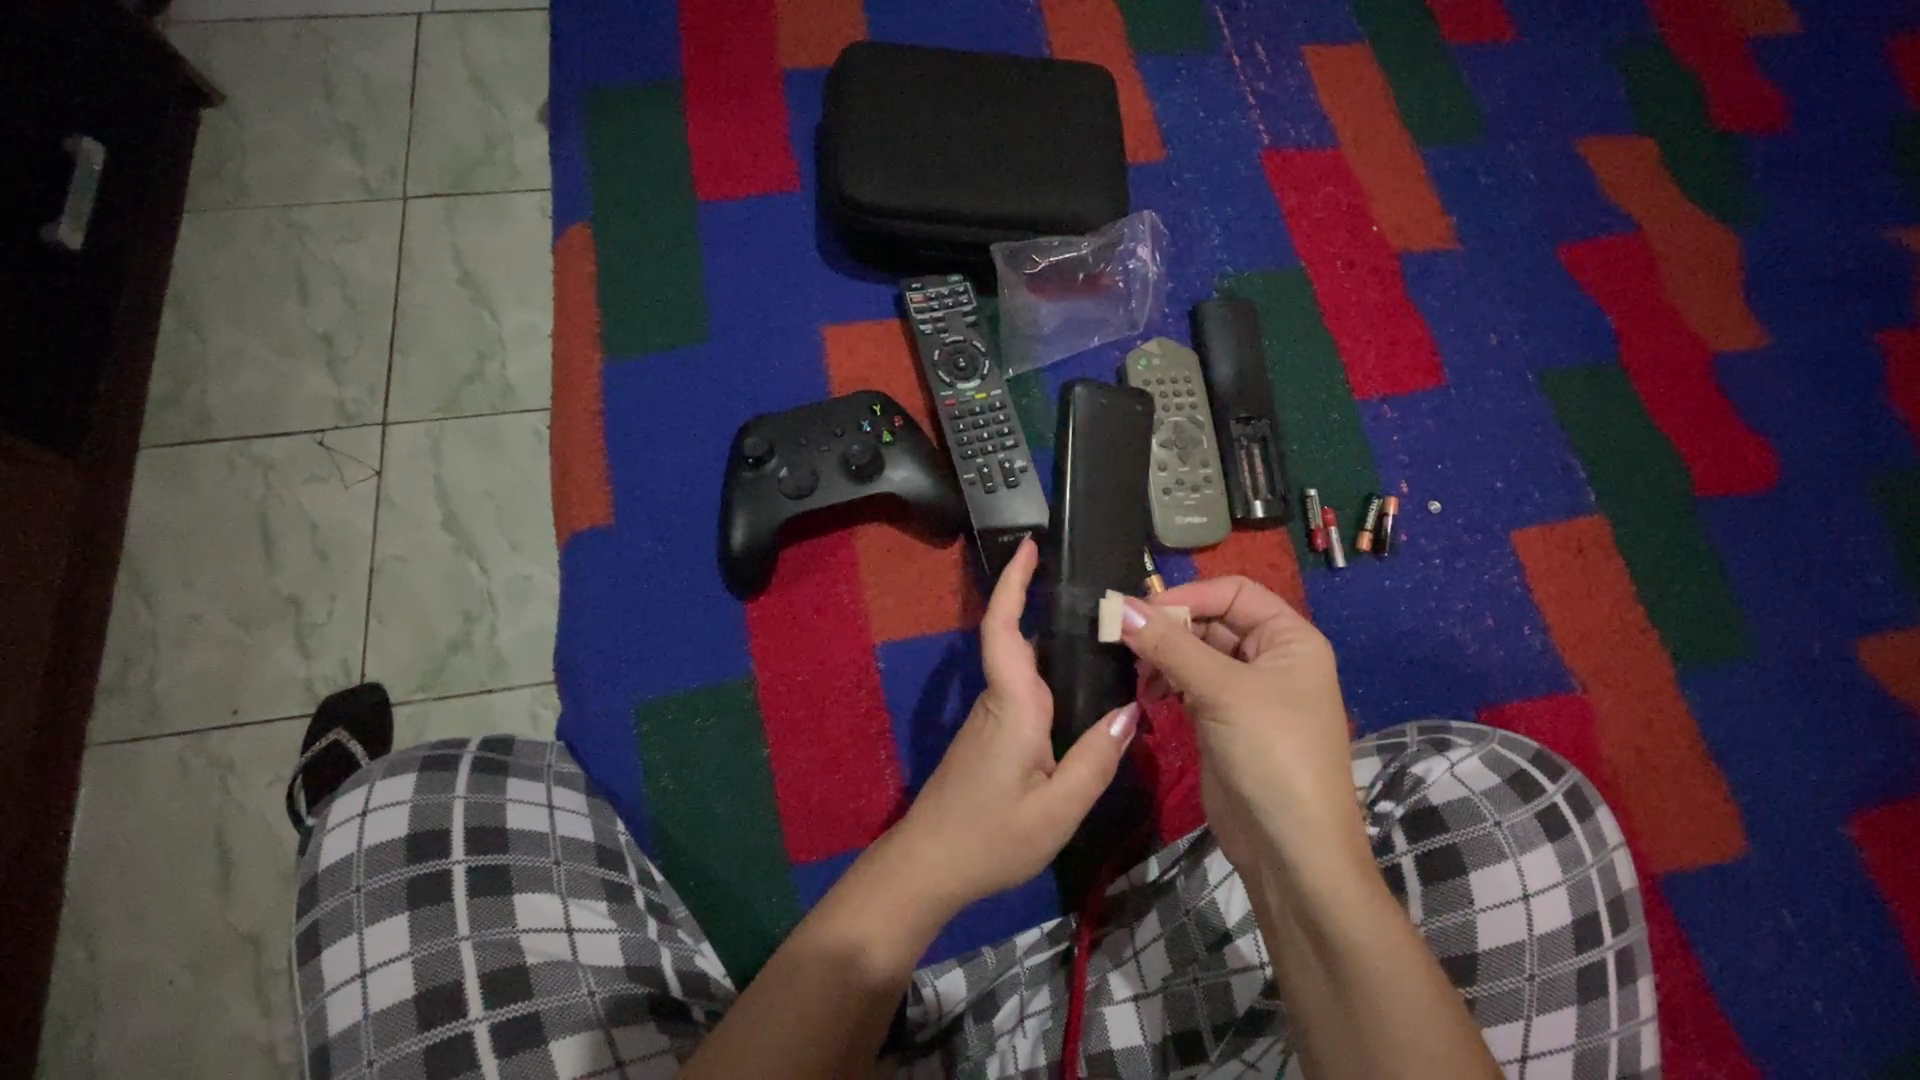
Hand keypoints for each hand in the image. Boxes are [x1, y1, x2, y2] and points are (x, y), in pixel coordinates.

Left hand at [883, 538, 1137, 912]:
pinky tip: (1087, 692)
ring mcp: (992, 720)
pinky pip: (1027, 694)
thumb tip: (1130, 710)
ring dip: (1058, 645)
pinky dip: (1054, 679)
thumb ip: (1095, 759)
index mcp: (1013, 707)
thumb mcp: (1057, 811)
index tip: (1031, 546)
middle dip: (1048, 605)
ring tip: (1112, 638)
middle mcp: (999, 701)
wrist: (927, 868)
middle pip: (1021, 641)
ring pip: (1026, 669)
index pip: (1005, 628)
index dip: (1015, 584)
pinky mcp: (992, 738)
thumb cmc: (989, 840)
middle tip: (1106, 595)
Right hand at [1117, 577, 1365, 871]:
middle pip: (1211, 621)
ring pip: (1195, 654)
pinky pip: (1189, 685)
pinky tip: (1146, 695)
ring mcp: (1247, 692)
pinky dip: (1165, 683)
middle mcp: (1271, 658)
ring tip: (1135, 675)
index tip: (1139, 613)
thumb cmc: (1272, 754)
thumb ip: (1169, 646)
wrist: (1291, 848)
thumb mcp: (1222, 692)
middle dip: (1168, 628)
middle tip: (1122, 643)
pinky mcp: (1223, 721)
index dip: (1188, 595)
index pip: (1234, 592)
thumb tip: (1117, 605)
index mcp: (1289, 638)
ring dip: (1162, 657)